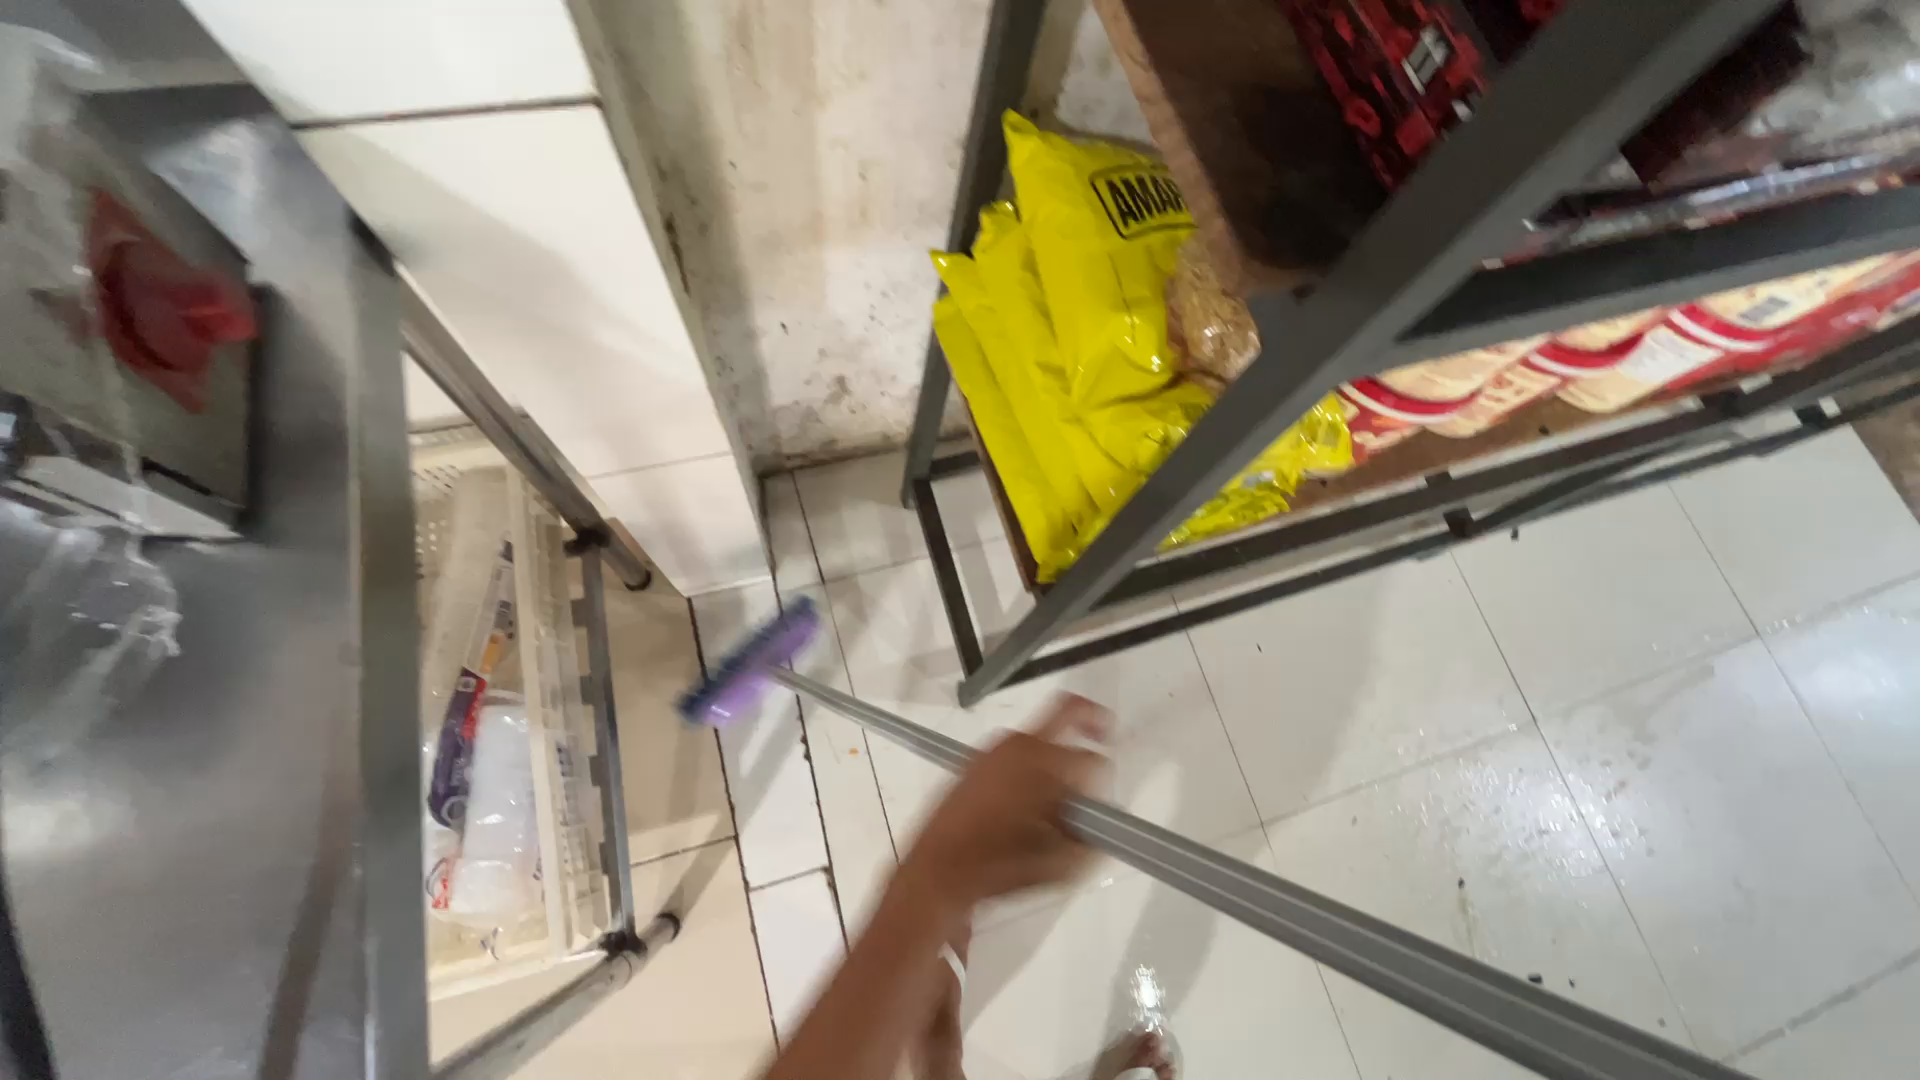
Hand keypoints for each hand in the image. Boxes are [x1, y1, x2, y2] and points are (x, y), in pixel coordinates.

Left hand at [900, 694, 1112, 910]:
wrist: (937, 868)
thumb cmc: (1001, 864)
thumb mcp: (1061, 861)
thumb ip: (1093, 834)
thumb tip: (1104, 819)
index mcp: (1044, 760)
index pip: (1091, 752)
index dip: (1103, 772)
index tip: (1100, 794)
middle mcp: (1018, 743)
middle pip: (1063, 728)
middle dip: (1079, 753)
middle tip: (1081, 790)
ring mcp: (991, 749)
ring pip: (1037, 746)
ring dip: (1050, 768)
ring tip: (1044, 812)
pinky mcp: (973, 762)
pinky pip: (1013, 757)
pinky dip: (1024, 774)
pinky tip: (1017, 812)